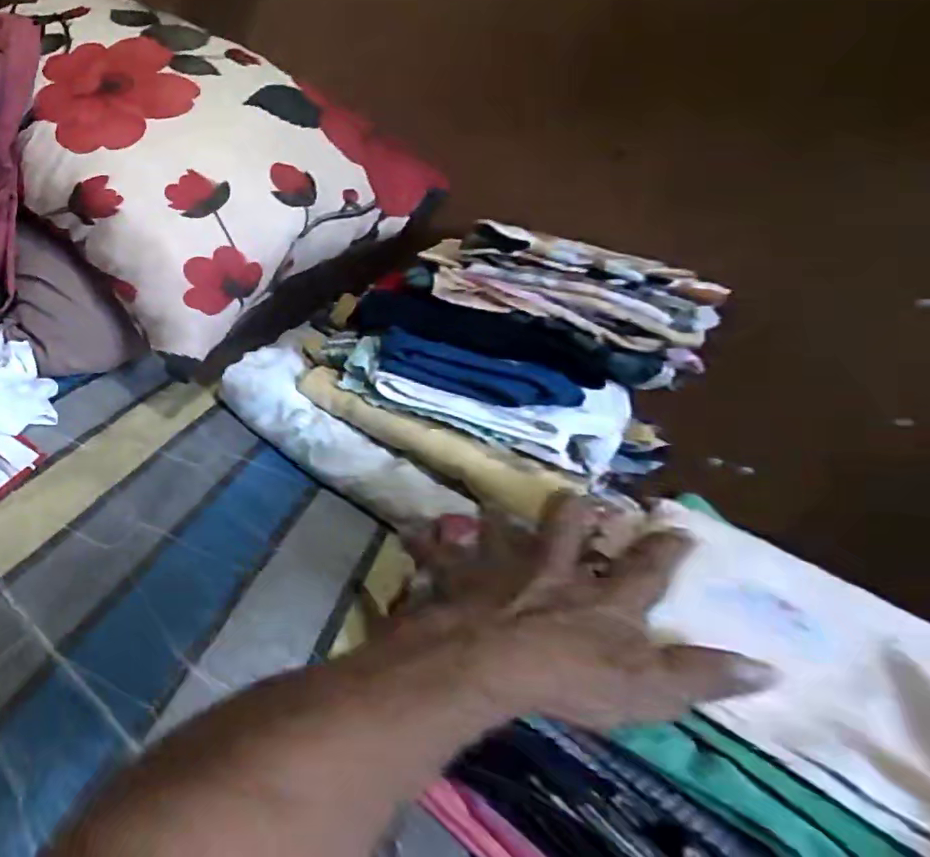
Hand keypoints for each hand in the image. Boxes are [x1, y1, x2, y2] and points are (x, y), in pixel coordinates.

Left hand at [388, 496, 778, 730]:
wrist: (485, 659)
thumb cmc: (570, 679)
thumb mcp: (652, 690)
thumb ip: (701, 675)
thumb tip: (766, 667)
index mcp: (603, 600)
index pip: (645, 571)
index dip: (664, 550)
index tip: (678, 526)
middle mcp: (549, 572)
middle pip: (564, 533)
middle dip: (577, 511)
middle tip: (581, 493)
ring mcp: (495, 568)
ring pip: (497, 531)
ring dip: (496, 519)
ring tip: (493, 506)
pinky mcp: (451, 574)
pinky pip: (434, 551)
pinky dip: (427, 540)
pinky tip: (416, 529)